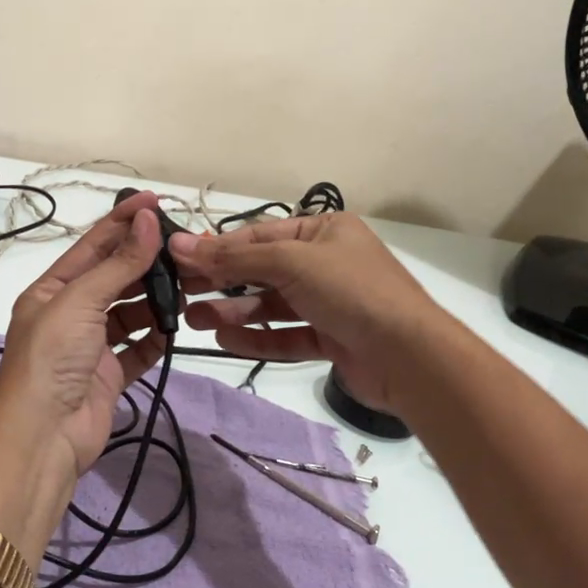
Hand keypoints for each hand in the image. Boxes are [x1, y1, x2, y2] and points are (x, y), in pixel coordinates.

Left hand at [0, 192, 168, 477]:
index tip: (157, 202)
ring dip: (154, 301)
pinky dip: (155, 338)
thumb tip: (149, 219)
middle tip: (186, 249)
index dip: (123, 222)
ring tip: (187, 288)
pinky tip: (176, 326)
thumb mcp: (81, 301)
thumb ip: (120, 263)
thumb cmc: (52, 357)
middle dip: (146, 263)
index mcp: (50, 290)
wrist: (42, 435)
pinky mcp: (108, 376)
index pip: (92, 246)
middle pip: (114, 278)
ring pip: (129, 313)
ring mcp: (89, 347)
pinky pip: (137, 349)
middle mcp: (69, 314)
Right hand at [168, 213, 442, 413]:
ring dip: (233, 310)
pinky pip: (286, 335)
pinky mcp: (332, 340)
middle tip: (178, 291)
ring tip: (192, 319)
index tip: (177, 259)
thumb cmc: (350, 291)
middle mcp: (327, 262)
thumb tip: (177, 243)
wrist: (410, 357)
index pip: (259, 235)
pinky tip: (224, 339)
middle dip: (221, 280)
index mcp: (324, 231)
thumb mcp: (289, 263)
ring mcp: (330, 303)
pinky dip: (256, 337)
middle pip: (262, 270)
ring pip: (271, 304)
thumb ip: (232, 257)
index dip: (218, 247)